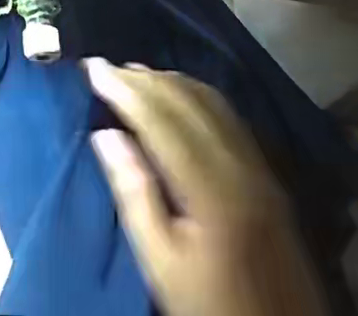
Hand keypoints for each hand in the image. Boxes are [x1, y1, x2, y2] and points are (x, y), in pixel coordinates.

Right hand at [84, 58, 328, 315]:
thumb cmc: (210, 303)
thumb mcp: (163, 263)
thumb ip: (135, 196)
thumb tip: (105, 136)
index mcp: (210, 184)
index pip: (161, 119)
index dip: (126, 89)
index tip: (94, 67)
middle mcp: (237, 159)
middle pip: (186, 101)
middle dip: (144, 79)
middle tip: (107, 65)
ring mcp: (255, 160)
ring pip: (209, 100)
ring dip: (169, 80)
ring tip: (135, 74)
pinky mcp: (264, 166)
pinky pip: (226, 112)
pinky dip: (195, 92)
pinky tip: (178, 93)